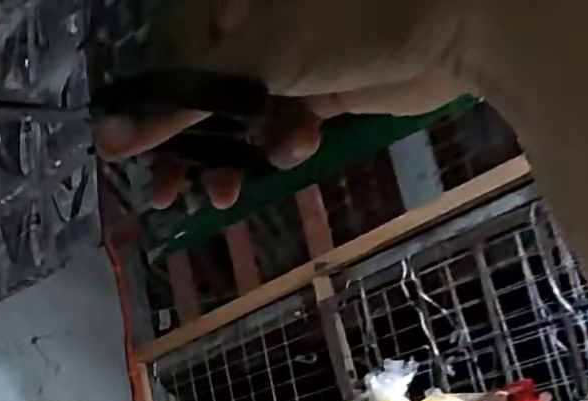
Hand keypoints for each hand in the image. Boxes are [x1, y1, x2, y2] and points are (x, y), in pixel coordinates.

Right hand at [95, 0, 480, 208]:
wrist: (480, 13)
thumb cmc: (357, 13)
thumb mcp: (252, 61)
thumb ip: (177, 106)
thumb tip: (107, 142)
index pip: (166, 59)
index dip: (148, 115)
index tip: (138, 162)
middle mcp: (254, 16)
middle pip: (196, 95)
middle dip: (187, 151)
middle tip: (171, 196)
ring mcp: (288, 49)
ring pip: (233, 116)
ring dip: (229, 159)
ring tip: (230, 194)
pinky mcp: (318, 79)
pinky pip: (274, 121)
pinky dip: (277, 143)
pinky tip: (296, 147)